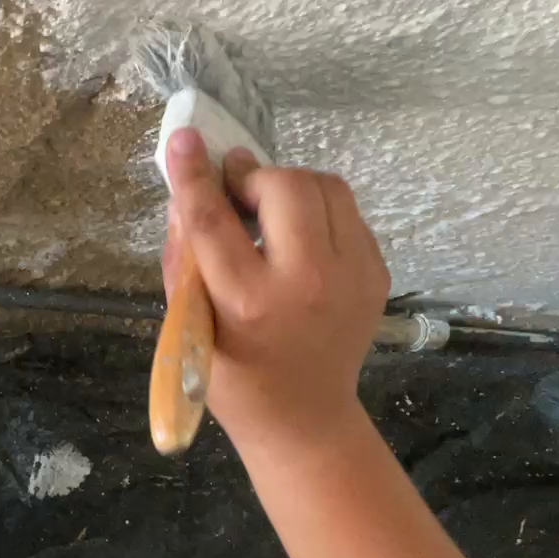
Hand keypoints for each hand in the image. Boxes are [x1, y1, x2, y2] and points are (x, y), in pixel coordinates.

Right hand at [162, 128, 390, 453]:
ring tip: (264, 211)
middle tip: (232, 191)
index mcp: (248, 301)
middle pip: (285, 187)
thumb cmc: (230, 380)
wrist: (302, 418)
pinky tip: (294, 238)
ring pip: (325, 187)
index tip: (183, 139)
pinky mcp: (376, 272)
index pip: (214, 221)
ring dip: (287, 187)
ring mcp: (352, 275)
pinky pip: (346, 212)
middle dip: (253, 178)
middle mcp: (306, 281)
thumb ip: (182, 262)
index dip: (194, 176)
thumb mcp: (188, 328)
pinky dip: (314, 210)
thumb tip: (183, 199)